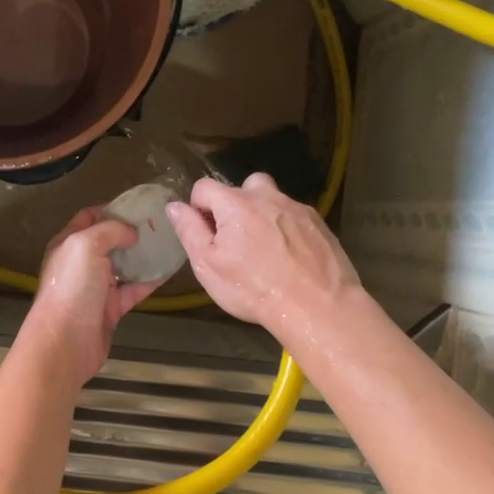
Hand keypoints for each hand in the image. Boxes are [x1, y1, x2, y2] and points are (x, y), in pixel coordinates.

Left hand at [22, 208, 161, 382]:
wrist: (65, 342)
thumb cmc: (72, 287)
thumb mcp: (86, 245)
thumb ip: (110, 230)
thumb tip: (131, 232)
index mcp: (68, 243)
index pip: (90, 217)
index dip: (113, 208)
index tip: (140, 206)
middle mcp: (81, 263)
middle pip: (110, 241)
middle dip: (133, 232)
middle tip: (162, 224)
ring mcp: (96, 287)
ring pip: (124, 266)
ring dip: (144, 255)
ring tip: (170, 242)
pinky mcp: (111, 309)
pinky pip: (134, 289)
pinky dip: (150, 280)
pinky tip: (169, 270)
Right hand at [164, 173, 361, 339]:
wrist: (317, 305)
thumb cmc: (253, 288)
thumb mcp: (208, 265)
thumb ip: (189, 230)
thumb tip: (174, 206)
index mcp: (234, 204)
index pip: (204, 187)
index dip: (199, 208)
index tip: (206, 235)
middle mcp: (266, 196)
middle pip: (241, 187)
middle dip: (233, 207)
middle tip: (236, 242)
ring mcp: (296, 208)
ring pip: (271, 199)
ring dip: (262, 214)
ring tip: (264, 248)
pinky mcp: (319, 223)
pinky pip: (294, 216)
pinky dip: (286, 228)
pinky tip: (289, 257)